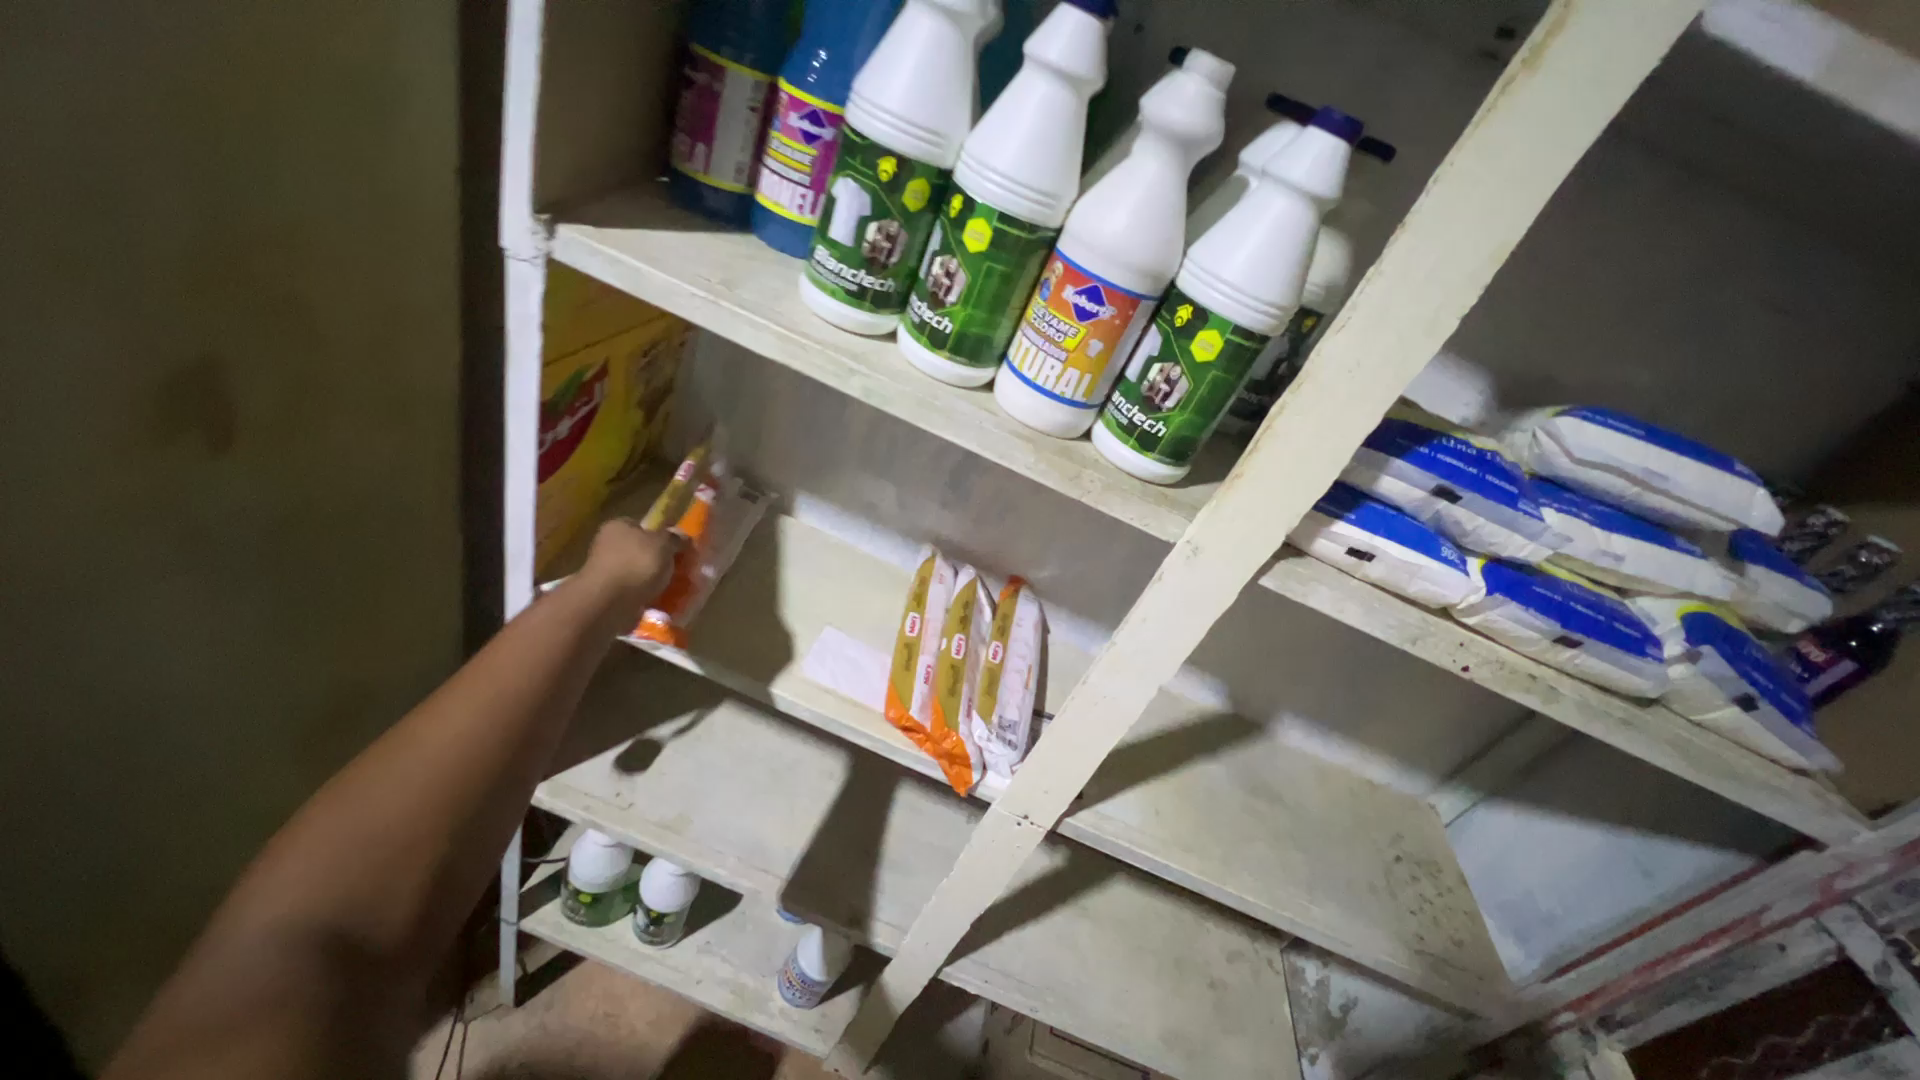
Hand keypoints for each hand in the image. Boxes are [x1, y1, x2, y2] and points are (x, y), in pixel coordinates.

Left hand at [581, 518, 681, 615]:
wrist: (609, 603)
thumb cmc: (636, 564)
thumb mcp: (664, 544)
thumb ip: (675, 538)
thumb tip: (682, 536)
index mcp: (618, 526)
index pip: (643, 526)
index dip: (663, 535)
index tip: (679, 548)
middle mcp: (608, 545)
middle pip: (643, 550)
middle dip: (661, 561)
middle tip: (682, 570)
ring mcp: (607, 570)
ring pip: (640, 572)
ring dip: (656, 580)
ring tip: (676, 588)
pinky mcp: (608, 593)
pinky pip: (635, 591)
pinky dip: (648, 595)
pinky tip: (662, 600)